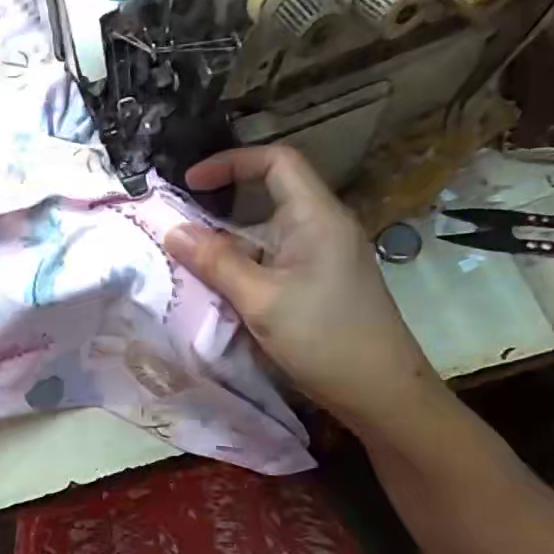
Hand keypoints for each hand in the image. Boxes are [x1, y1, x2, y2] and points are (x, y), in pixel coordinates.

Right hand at [165, 146, 443, 430]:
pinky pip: (274, 263)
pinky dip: (243, 270)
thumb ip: (216, 262)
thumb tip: (172, 231)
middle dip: (219, 211)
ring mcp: (323, 258)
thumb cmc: (324, 339)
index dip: (231, 161)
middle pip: (267, 198)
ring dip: (228, 247)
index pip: (276, 161)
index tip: (191, 182)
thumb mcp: (261, 300)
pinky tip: (219, 292)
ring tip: (188, 266)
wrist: (381, 392)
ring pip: (266, 236)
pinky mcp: (320, 284)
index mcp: (316, 217)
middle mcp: (322, 228)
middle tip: (178, 231)